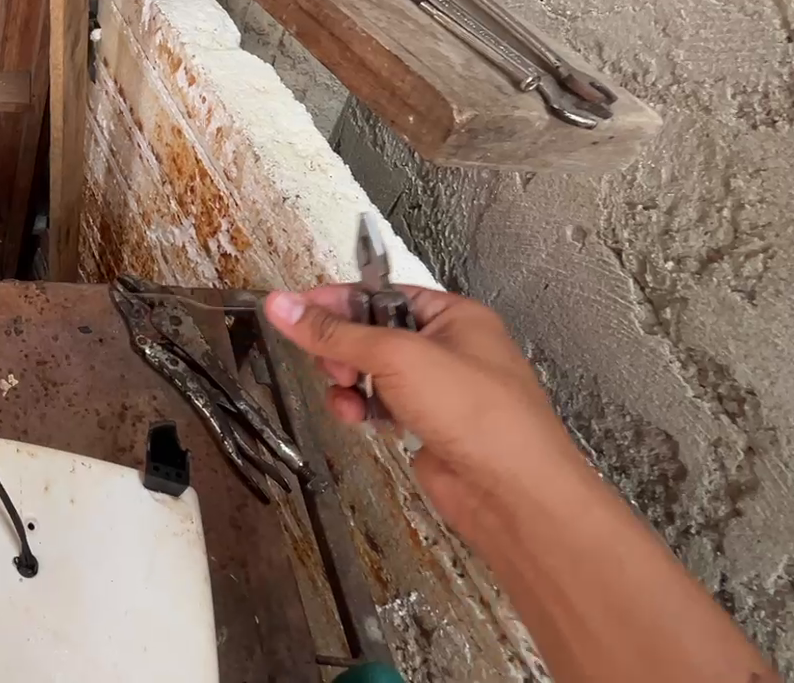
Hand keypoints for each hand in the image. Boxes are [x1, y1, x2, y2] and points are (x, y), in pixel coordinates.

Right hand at [263, 286, 591, 538]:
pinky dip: (359, 407)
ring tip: (346, 396)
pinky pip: (375, 400)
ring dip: (346, 381)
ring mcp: (436, 387)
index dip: (334, 301)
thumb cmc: (470, 410)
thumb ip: (331, 331)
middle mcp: (445, 346)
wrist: (516, 498)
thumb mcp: (394, 356)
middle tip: (332, 366)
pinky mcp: (424, 421)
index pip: (377, 294)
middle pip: (366, 331)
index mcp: (452, 316)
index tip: (292, 312)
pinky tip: (358, 419)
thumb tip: (277, 302)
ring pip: (365, 368)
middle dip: (340, 349)